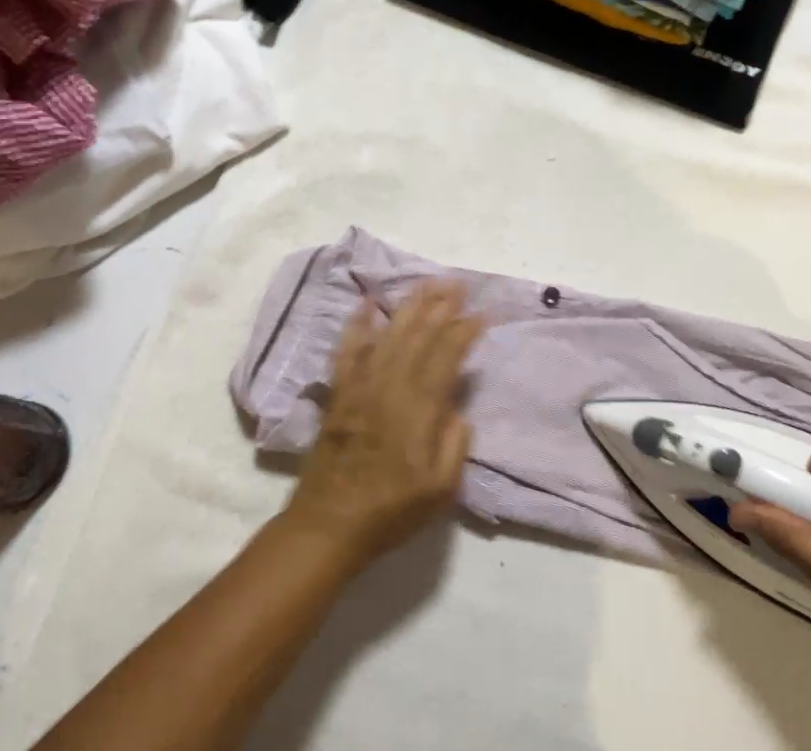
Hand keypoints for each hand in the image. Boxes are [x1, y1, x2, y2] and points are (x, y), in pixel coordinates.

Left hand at [282, 280, 482, 564]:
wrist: (328, 526)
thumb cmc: (391, 512)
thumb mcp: (441, 490)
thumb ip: (454, 444)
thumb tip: (458, 408)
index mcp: (417, 411)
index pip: (445, 359)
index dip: (464, 333)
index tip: (482, 314)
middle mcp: (389, 389)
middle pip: (417, 337)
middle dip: (440, 307)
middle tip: (458, 283)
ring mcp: (359, 389)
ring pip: (387, 336)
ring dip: (409, 307)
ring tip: (427, 284)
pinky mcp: (338, 395)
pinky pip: (348, 351)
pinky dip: (357, 326)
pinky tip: (367, 305)